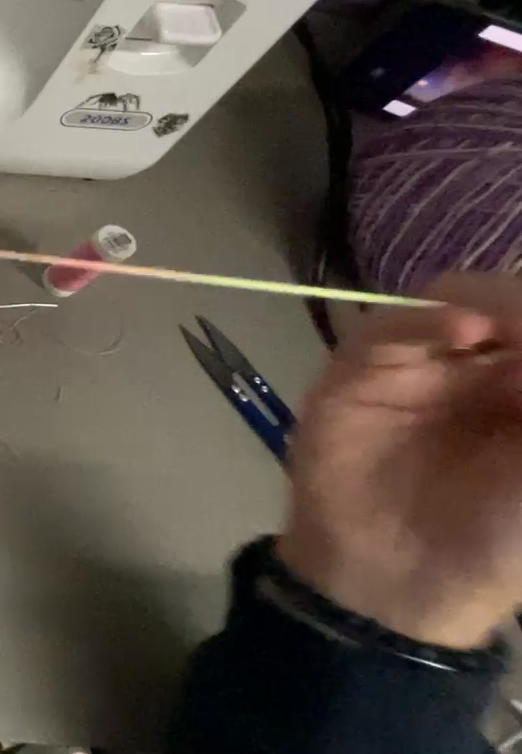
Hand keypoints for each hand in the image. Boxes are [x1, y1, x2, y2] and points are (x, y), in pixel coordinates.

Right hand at [278, 274, 521, 647]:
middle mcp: (495, 372)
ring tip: (496, 328)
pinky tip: (461, 327)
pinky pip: (391, 326)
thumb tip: (502, 325)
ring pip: (465, 303)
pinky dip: (424, 316)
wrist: (399, 565)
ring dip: (493, 305)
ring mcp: (427, 366)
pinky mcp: (362, 368)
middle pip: (516, 308)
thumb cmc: (505, 534)